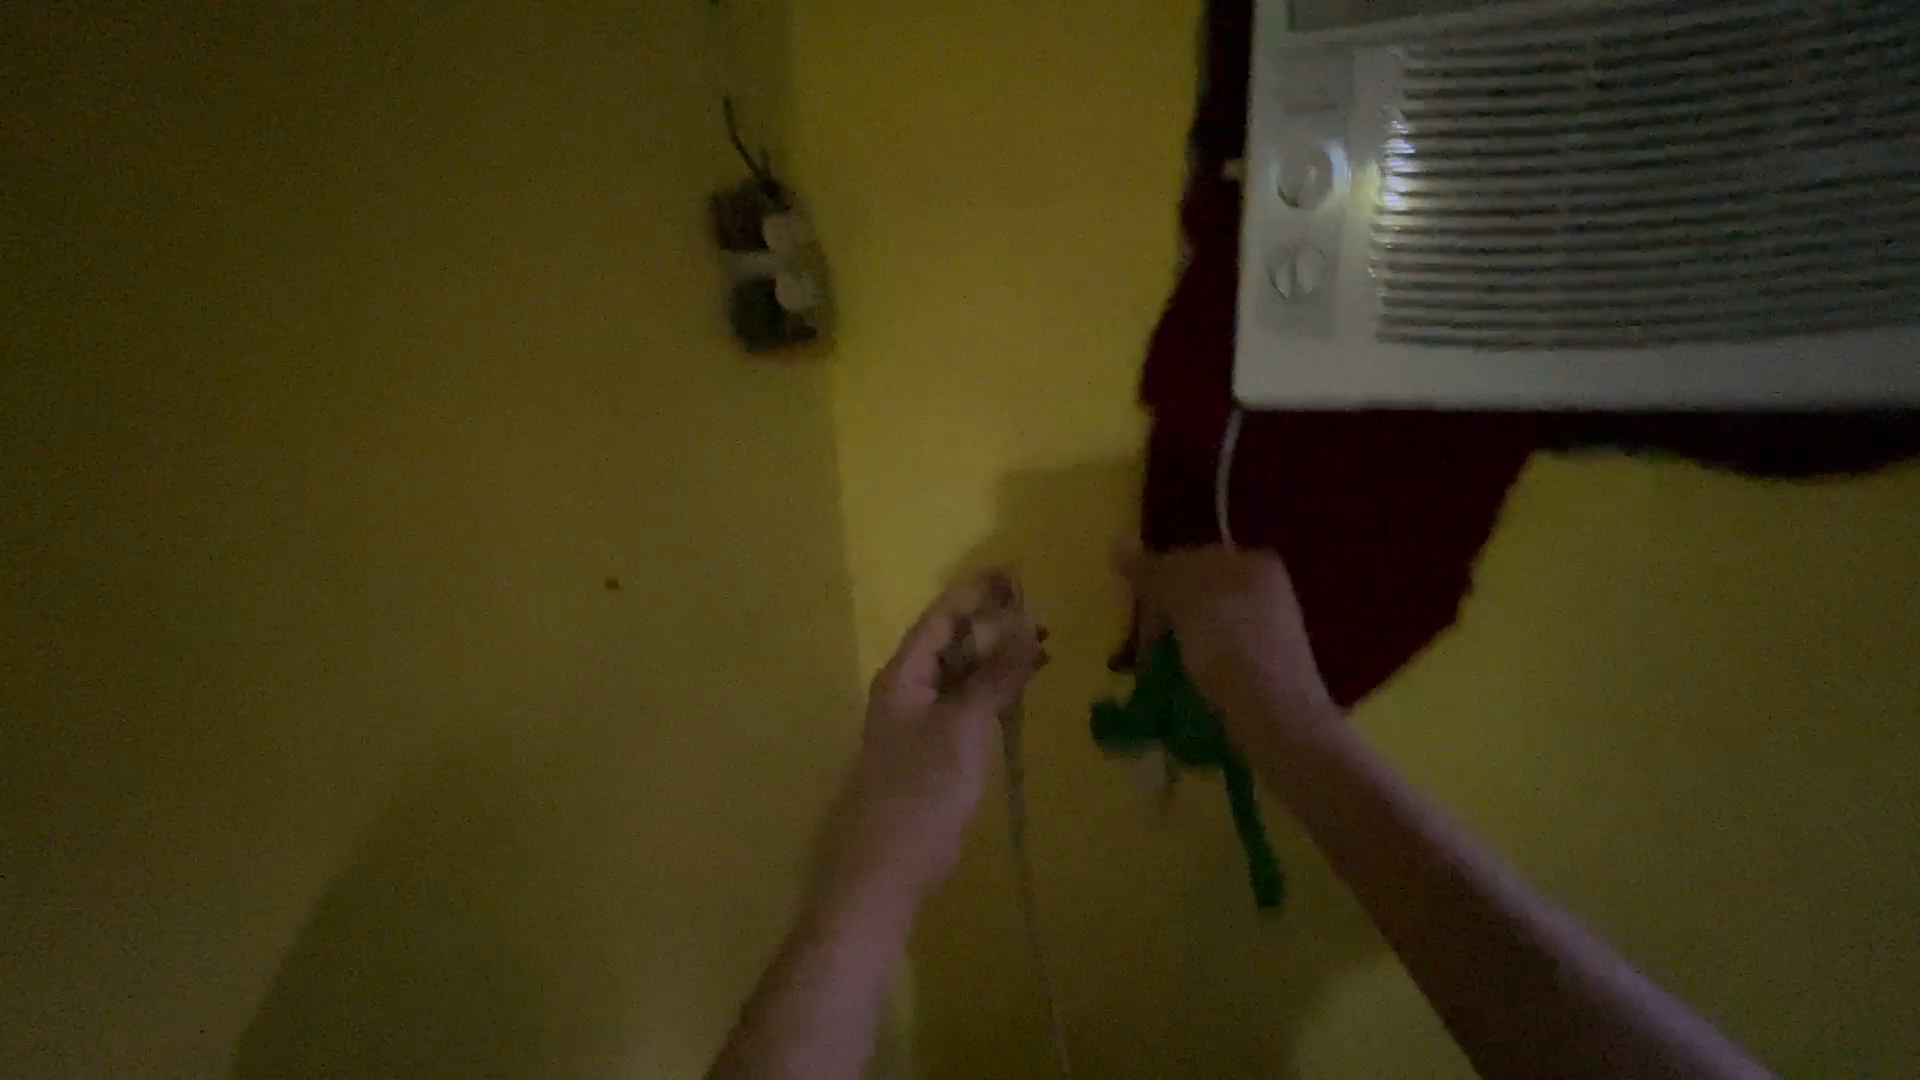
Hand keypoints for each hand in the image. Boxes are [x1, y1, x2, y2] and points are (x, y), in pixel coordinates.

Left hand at [813, 572, 1044, 909]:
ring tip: (1041, 645)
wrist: (885, 873)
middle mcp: (907, 689)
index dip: (977, 590)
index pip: (941, 616)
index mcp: (904, 674)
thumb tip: (1024, 630)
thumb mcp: (963, 729)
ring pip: (960, 673)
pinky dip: (992, 691)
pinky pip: (965, 704)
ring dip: (996, 657)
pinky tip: (1020, 690)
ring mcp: (918, 721)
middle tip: (1039, 612)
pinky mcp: (933, 750)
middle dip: (992, 622)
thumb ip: (993, 678)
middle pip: (951, 640)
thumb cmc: (921, 793)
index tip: (1017, 571)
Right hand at [1121, 546, 1338, 740]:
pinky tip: (1183, 683)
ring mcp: (1264, 629)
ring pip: (1198, 625)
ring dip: (1172, 644)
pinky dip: (1191, 665)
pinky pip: (1212, 653)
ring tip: (1157, 672)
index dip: (1154, 581)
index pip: (1185, 558)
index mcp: (1250, 563)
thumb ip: (1154, 572)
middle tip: (1145, 648)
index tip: (1136, 612)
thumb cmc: (1231, 650)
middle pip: (1191, 592)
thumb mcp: (1187, 600)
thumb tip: (1119, 545)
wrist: (1278, 722)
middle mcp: (1262, 589)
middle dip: (1162, 616)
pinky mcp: (1260, 666)